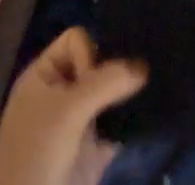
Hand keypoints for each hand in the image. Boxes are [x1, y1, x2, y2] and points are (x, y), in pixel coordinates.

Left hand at [0, 28, 146, 184]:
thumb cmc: (36, 153)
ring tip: (158, 89)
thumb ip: (104, 83)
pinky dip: (135, 122)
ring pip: (112, 95)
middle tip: (148, 73)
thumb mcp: (66, 111)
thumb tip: (143, 66)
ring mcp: (80, 122)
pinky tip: (156, 116)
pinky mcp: (96, 150)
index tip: (94, 83)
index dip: (90, 56)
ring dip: (131, 95)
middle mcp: (63, 93)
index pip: (77, 41)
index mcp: (44, 75)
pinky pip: (120, 126)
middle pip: (98, 65)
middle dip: (120, 70)